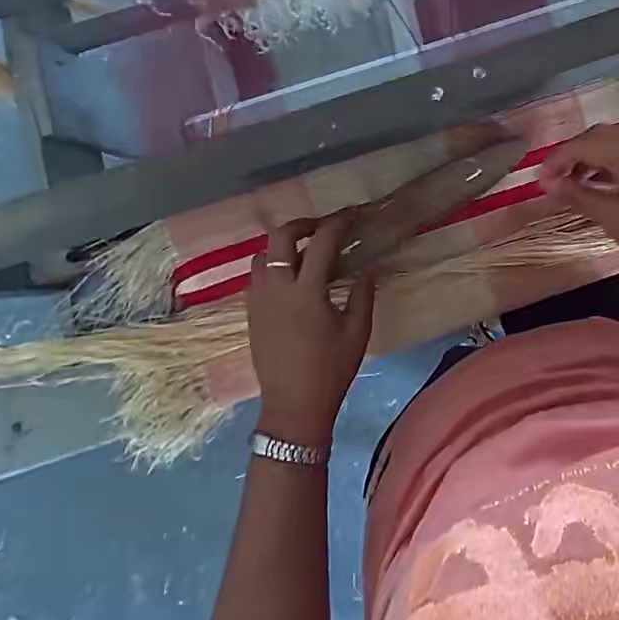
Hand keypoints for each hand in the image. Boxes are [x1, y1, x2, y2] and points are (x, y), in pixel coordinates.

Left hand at [246, 210, 376, 446]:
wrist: (293, 406)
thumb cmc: (330, 370)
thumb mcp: (357, 333)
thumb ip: (363, 295)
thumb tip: (367, 268)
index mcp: (307, 292)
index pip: (323, 242)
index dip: (340, 222)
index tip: (354, 213)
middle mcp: (277, 288)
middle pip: (281, 236)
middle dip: (304, 224)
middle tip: (325, 227)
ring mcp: (259, 299)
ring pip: (264, 255)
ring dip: (284, 246)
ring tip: (306, 254)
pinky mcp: (251, 312)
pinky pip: (258, 276)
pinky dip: (274, 266)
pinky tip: (293, 281)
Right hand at [537, 124, 618, 274]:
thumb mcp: (610, 217)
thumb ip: (577, 195)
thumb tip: (547, 183)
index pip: (583, 145)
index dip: (557, 160)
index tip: (540, 181)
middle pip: (596, 136)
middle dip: (570, 153)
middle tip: (553, 178)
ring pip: (608, 144)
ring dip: (585, 158)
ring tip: (568, 184)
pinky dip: (600, 165)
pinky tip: (591, 186)